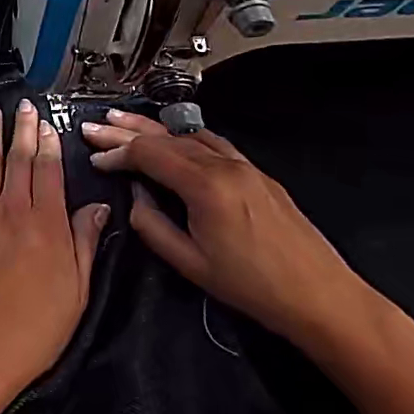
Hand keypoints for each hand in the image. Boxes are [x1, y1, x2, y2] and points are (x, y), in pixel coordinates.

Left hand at [0, 99, 109, 395]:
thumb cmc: (34, 329)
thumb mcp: (76, 290)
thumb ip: (85, 242)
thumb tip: (98, 208)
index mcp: (48, 222)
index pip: (50, 170)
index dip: (50, 143)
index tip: (48, 123)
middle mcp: (15, 209)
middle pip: (20, 158)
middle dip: (24, 128)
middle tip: (24, 104)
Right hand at [83, 110, 366, 347]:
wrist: (319, 292)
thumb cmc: (253, 287)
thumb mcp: (192, 265)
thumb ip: (153, 226)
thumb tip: (136, 197)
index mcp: (204, 185)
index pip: (149, 153)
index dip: (118, 153)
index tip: (95, 158)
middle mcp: (222, 163)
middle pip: (165, 137)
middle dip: (127, 130)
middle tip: (97, 125)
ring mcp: (242, 163)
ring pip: (188, 134)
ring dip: (154, 128)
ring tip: (125, 120)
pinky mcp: (255, 170)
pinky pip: (212, 142)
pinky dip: (185, 136)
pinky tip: (174, 136)